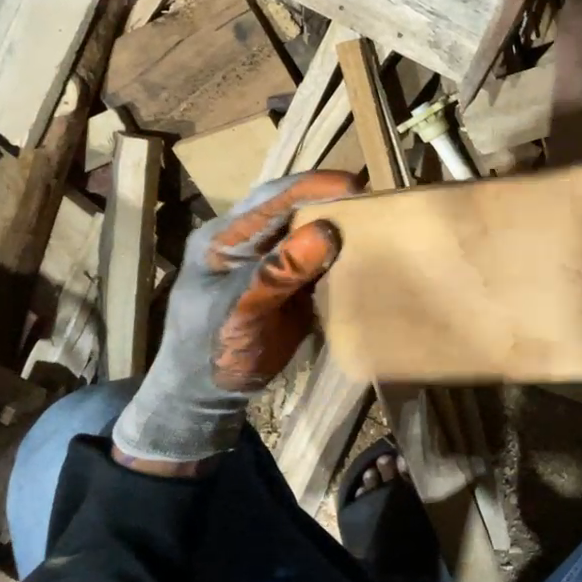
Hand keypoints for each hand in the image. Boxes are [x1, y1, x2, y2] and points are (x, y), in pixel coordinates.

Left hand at [111, 171, 361, 472]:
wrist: (205, 397)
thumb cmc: (210, 353)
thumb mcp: (241, 312)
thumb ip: (279, 272)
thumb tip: (327, 230)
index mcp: (224, 237)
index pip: (272, 199)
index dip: (311, 187)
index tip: (353, 184)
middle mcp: (248, 239)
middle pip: (292, 204)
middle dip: (330, 196)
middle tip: (372, 196)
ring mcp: (270, 258)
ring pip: (308, 226)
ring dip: (339, 220)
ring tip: (376, 215)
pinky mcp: (290, 278)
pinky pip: (318, 254)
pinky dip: (342, 249)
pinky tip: (366, 247)